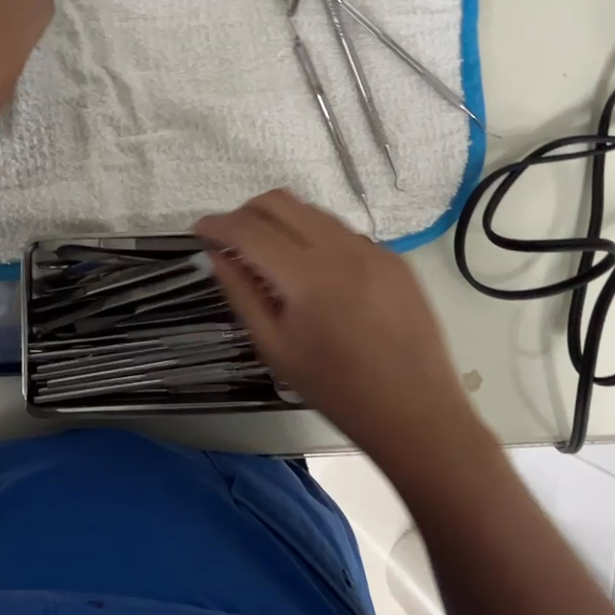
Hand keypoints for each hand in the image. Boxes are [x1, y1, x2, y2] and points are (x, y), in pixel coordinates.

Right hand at [194, 190, 483, 458]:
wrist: (416, 412)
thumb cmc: (336, 389)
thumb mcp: (274, 348)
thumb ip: (241, 294)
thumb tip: (216, 256)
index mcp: (307, 276)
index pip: (249, 229)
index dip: (217, 224)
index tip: (199, 230)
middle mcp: (342, 249)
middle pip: (280, 201)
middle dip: (245, 212)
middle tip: (230, 240)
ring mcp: (374, 249)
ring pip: (313, 211)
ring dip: (281, 221)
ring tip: (269, 256)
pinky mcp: (395, 259)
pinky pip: (343, 232)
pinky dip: (315, 238)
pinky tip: (313, 275)